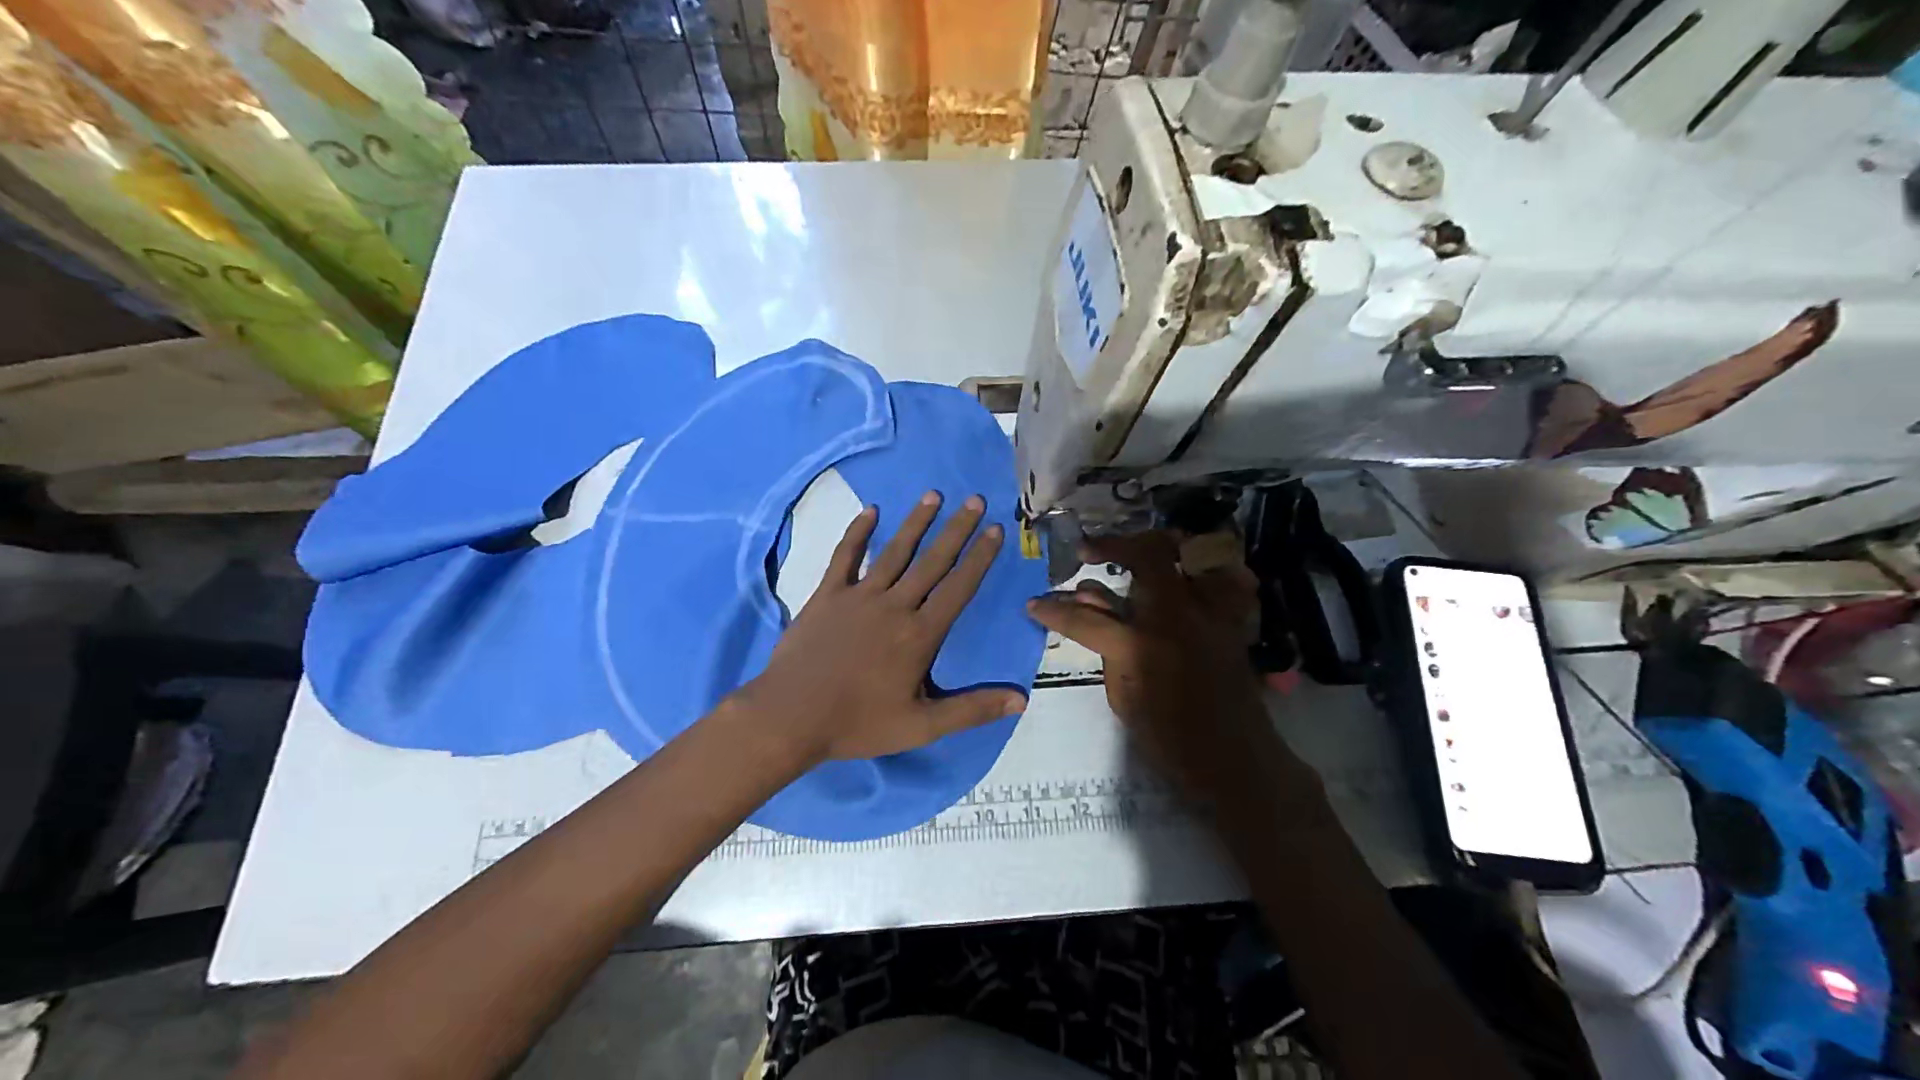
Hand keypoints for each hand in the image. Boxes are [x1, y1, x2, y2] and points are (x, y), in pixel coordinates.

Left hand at [736, 492, 1026, 764]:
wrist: (790, 716)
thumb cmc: (857, 723)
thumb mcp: (920, 726)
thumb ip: (971, 710)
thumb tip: (1021, 700)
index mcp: (920, 634)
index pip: (959, 588)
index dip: (979, 558)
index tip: (995, 530)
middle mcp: (894, 606)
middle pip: (932, 561)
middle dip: (956, 529)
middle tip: (974, 500)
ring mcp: (858, 596)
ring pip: (894, 551)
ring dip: (915, 522)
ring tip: (933, 495)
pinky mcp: (826, 595)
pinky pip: (845, 556)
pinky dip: (857, 532)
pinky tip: (870, 511)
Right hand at [1027, 531, 1301, 810]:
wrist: (1234, 761)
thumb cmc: (1171, 741)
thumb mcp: (1124, 698)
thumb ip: (1106, 648)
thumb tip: (1088, 608)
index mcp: (1142, 646)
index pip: (1086, 617)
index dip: (1055, 609)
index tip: (1035, 603)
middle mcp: (1179, 618)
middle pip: (1148, 555)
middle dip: (1113, 545)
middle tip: (1090, 550)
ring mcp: (1212, 614)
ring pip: (1193, 552)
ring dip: (1162, 545)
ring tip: (1139, 552)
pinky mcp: (1233, 620)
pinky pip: (1226, 576)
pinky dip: (1207, 567)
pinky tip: (1188, 573)